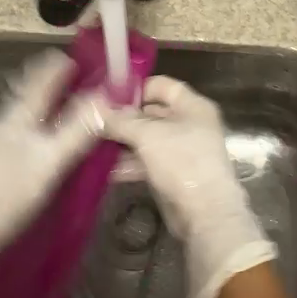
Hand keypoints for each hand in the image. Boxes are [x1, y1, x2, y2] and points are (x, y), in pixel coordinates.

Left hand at [0, 51, 103, 297]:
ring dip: (45, 113)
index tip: (79, 55)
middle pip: (28, 99)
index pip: (39, 80)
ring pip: (22, 121)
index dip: (58, 65)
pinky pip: (19, 143)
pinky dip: (37, 137)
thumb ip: (78, 129)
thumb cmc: (3, 198)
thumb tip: (107, 94)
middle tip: (79, 82)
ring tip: (67, 114)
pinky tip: (45, 152)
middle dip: (53, 88)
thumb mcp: (48, 162)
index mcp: (14, 119)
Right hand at [104, 76, 276, 297]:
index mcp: (193, 106)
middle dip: (124, 117)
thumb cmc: (182, 161)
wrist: (205, 212)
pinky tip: (103, 168)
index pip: (163, 85)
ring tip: (91, 143)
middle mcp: (189, 124)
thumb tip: (98, 110)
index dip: (136, 87)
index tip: (107, 95)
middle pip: (152, 113)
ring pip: (147, 139)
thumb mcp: (149, 135)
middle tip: (92, 120)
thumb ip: (122, 121)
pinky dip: (128, 164)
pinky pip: (146, 161)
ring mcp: (181, 150)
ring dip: (122, 142)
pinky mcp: (172, 174)